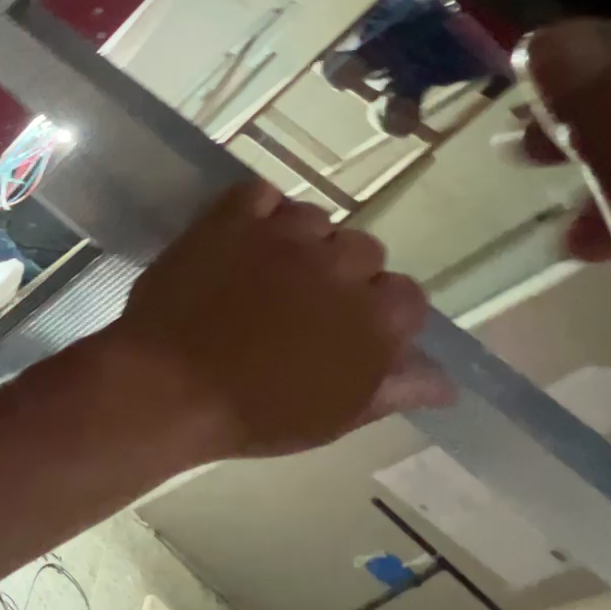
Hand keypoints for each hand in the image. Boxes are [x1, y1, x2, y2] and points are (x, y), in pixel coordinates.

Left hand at [105, 181, 441, 459]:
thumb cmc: (252, 412)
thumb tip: (442, 379)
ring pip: (312, 218)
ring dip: (298, 237)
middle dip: (337, 271)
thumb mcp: (334, 416)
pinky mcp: (228, 222)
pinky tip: (241, 231)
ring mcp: (283, 239)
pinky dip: (255, 206)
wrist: (168, 384)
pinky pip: (257, 192)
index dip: (373, 308)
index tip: (341, 323)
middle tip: (297, 296)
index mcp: (379, 319)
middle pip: (361, 249)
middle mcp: (340, 268)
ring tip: (265, 265)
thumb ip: (391, 389)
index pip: (405, 295)